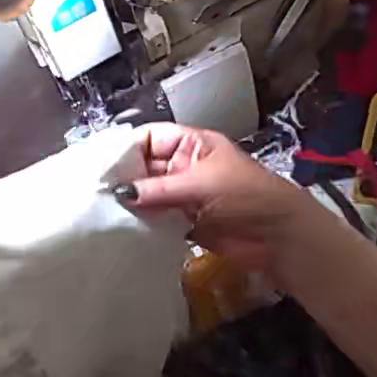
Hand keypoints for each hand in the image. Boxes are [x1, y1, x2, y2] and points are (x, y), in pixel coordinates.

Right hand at [118, 124, 309, 272]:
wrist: (280, 238)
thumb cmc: (248, 197)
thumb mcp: (202, 184)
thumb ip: (159, 189)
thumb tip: (120, 193)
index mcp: (192, 146)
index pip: (150, 138)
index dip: (127, 148)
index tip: (103, 165)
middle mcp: (184, 167)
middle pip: (144, 167)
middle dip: (123, 178)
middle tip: (97, 191)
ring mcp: (183, 196)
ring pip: (147, 194)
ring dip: (131, 202)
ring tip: (104, 210)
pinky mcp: (183, 223)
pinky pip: (155, 218)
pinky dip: (141, 222)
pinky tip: (123, 227)